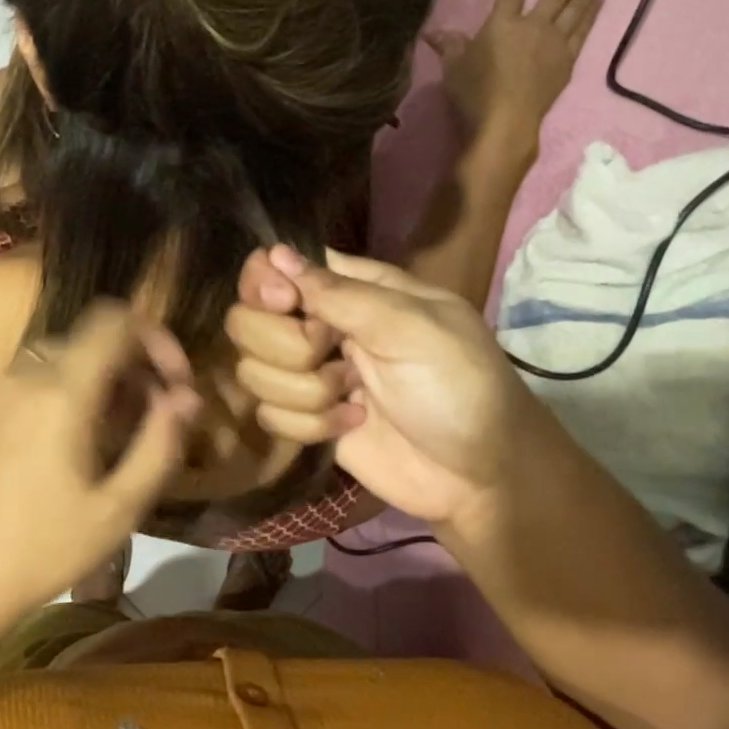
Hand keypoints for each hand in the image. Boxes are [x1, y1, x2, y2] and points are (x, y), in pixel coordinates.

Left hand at [0, 303, 199, 622]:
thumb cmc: (45, 551)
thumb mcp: (119, 509)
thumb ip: (160, 443)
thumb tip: (185, 398)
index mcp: (61, 392)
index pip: (114, 321)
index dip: (153, 337)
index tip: (170, 381)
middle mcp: (17, 377)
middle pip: (83, 343)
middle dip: (123, 369)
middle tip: (141, 422)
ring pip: (46, 365)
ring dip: (83, 385)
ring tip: (97, 441)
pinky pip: (14, 389)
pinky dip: (43, 400)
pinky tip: (45, 452)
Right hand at [225, 246, 548, 526]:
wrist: (479, 476)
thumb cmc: (459, 388)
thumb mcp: (412, 329)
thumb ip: (340, 293)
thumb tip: (275, 252)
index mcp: (353, 290)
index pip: (278, 267)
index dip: (266, 284)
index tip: (284, 305)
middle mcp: (323, 328)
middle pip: (249, 320)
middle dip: (284, 347)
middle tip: (329, 358)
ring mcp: (310, 376)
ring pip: (254, 371)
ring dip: (304, 392)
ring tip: (353, 398)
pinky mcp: (305, 421)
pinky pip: (270, 414)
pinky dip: (310, 426)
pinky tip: (350, 425)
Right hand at [424, 0, 605, 141]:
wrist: (505, 122)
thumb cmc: (474, 93)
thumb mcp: (453, 69)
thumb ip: (449, 46)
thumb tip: (433, 32)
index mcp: (502, 24)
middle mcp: (534, 25)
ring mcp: (555, 42)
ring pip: (577, 7)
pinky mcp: (567, 61)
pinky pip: (583, 31)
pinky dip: (592, 14)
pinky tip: (600, 3)